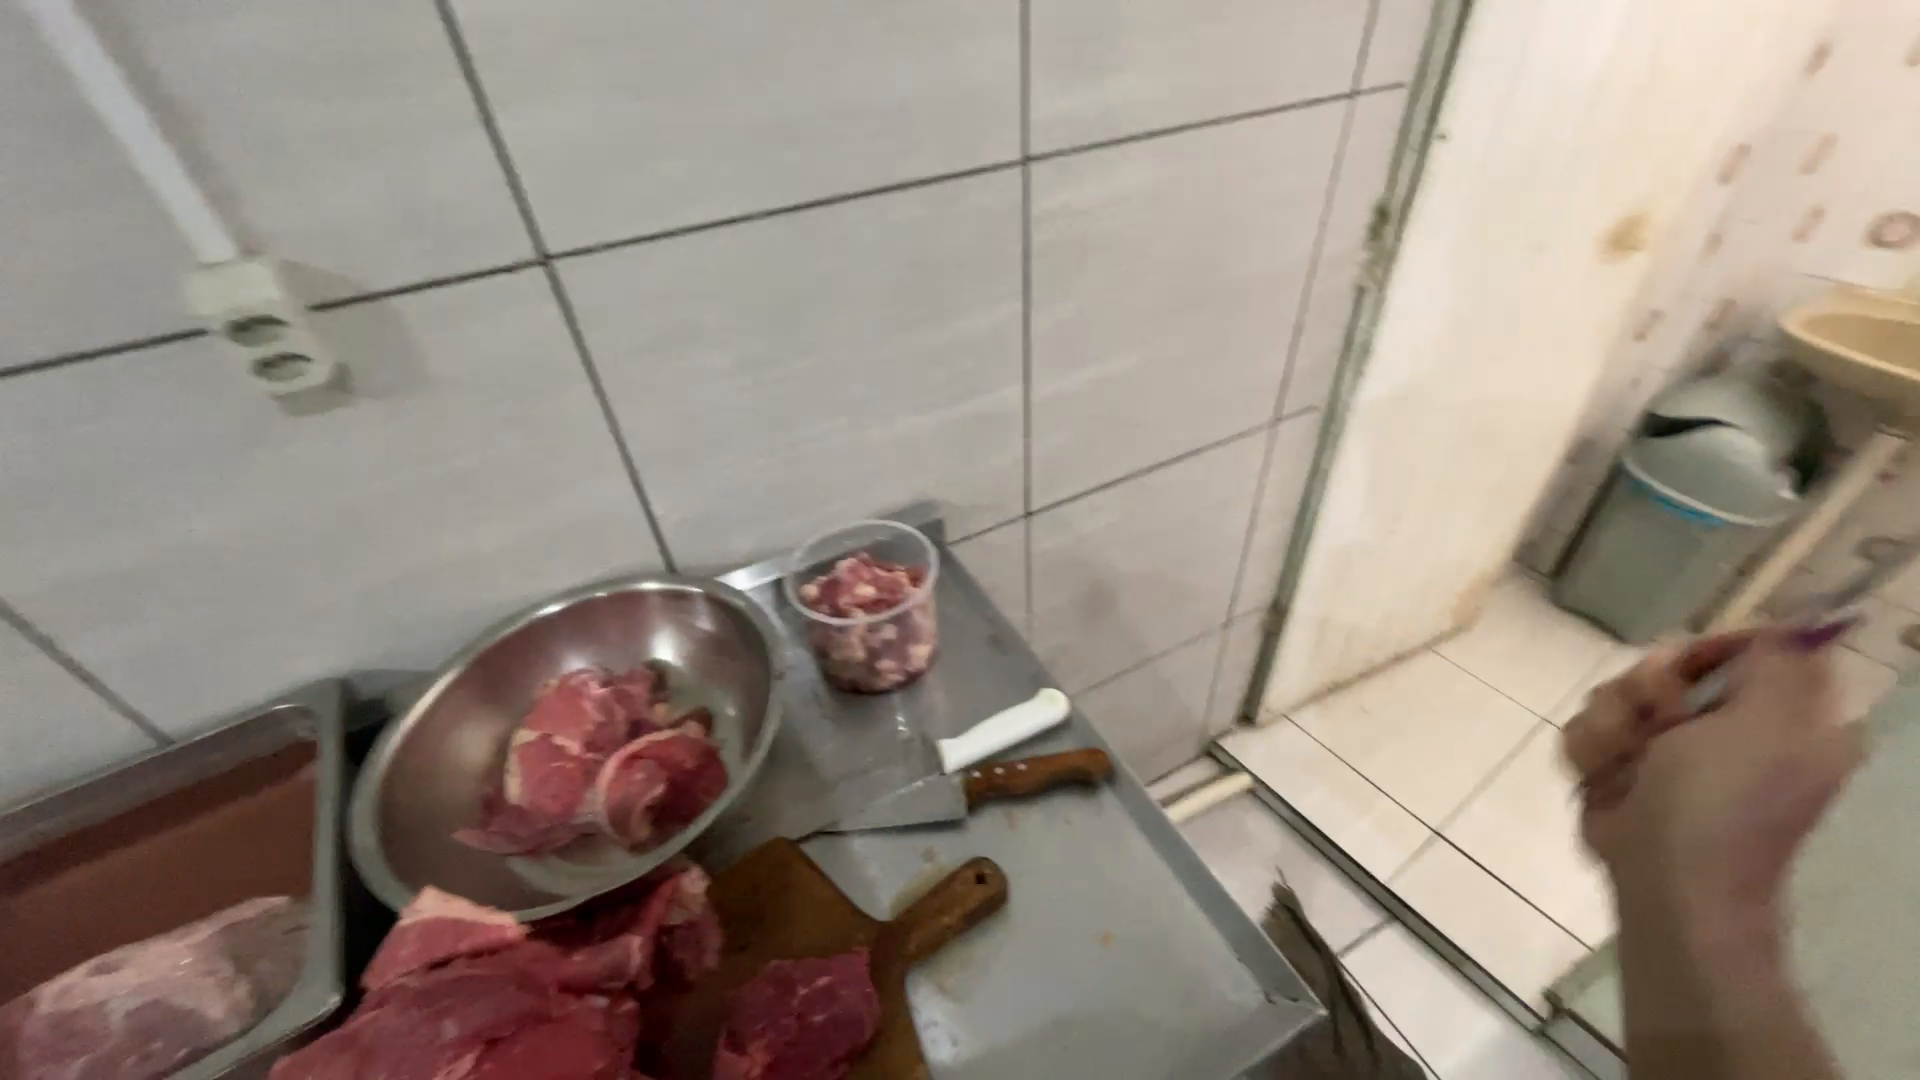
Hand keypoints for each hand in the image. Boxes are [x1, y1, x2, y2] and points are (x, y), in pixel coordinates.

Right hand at [1561, 631, 1860, 934]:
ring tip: (1626, 763)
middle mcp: (1724, 726)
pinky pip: (1587, 728)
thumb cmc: (1720, 800)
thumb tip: (1792, 625)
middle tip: (1657, 723)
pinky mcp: (1619, 763)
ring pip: (1612, 695)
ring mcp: (1666, 746)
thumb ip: (1777, 667)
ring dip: (1609, 725)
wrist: (1664, 872)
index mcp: (1778, 715)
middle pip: (1662, 666)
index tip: (1682, 670)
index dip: (1702, 650)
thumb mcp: (1767, 725)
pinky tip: (1605, 778)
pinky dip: (1590, 750)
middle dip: (1641, 691)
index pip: (1740, 647)